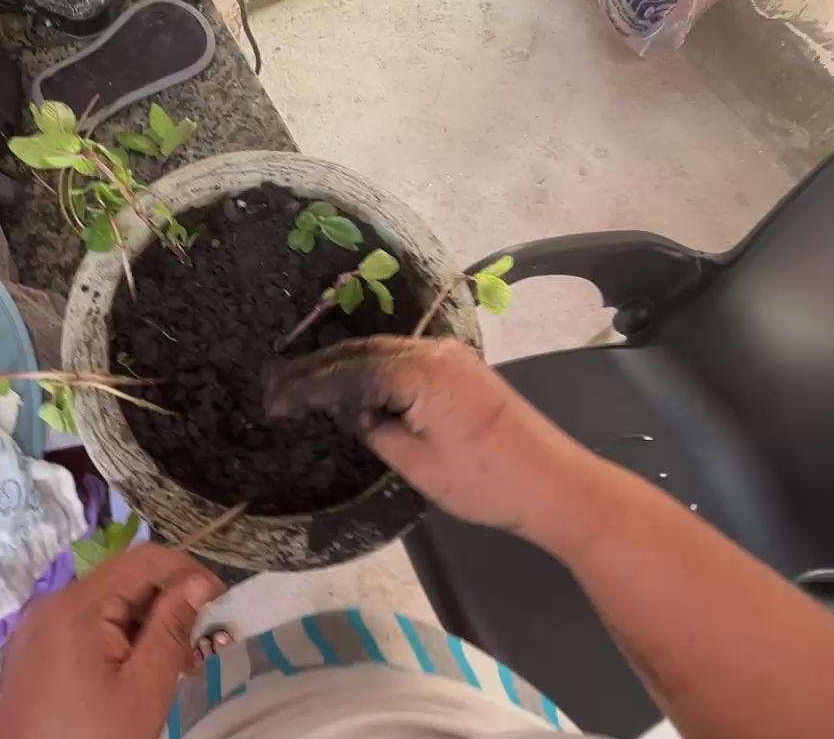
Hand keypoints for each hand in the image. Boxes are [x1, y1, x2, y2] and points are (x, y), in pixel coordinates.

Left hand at [0, 544, 224, 738]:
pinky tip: (136, 669)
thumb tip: (199, 582)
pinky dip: (115, 636)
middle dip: (167, 602)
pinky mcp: (33, 649)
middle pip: (123, 580)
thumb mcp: (143, 690)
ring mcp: (38, 625)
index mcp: (78, 604)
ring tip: (175, 661)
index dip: (186, 571)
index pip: (143, 560)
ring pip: (105, 603)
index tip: (221, 598)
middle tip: (202, 639)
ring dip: (143, 622)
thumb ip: (171, 629)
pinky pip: (83, 625)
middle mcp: (53, 602)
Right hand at [263, 335, 612, 546]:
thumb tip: (354, 410)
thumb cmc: (487, 482)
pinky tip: (353, 384)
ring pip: (381, 351)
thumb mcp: (418, 464)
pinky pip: (402, 358)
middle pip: (361, 351)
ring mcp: (449, 354)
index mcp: (419, 371)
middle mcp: (432, 350)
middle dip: (318, 370)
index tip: (275, 402)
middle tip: (280, 387)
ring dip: (343, 367)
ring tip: (307, 385)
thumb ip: (376, 428)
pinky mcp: (459, 366)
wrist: (558, 485)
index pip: (348, 370)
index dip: (308, 386)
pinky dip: (371, 369)